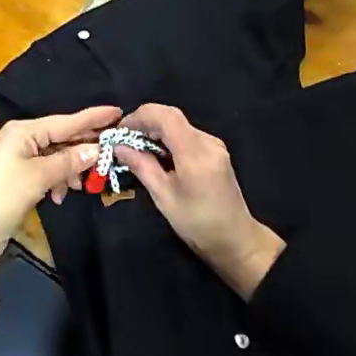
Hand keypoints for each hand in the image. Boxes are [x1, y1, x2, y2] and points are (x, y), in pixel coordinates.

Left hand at [0, 106, 120, 281]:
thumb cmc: (2, 197)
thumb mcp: (39, 177)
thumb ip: (69, 161)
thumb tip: (97, 148)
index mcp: (23, 130)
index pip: (65, 121)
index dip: (92, 117)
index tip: (118, 111)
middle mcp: (22, 139)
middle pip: (62, 137)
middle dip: (85, 147)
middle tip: (113, 152)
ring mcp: (20, 159)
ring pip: (57, 156)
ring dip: (72, 169)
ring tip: (84, 183)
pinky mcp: (20, 178)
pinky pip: (48, 171)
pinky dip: (59, 180)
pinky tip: (62, 194)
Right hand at [113, 104, 284, 299]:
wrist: (235, 238)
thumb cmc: (197, 223)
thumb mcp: (164, 197)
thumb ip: (142, 166)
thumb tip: (119, 146)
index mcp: (195, 154)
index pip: (166, 116)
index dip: (140, 116)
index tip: (120, 130)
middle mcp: (208, 142)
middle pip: (172, 117)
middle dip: (145, 122)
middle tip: (124, 139)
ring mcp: (214, 145)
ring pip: (179, 125)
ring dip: (156, 130)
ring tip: (137, 148)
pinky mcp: (216, 150)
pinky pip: (187, 135)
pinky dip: (168, 138)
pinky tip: (158, 155)